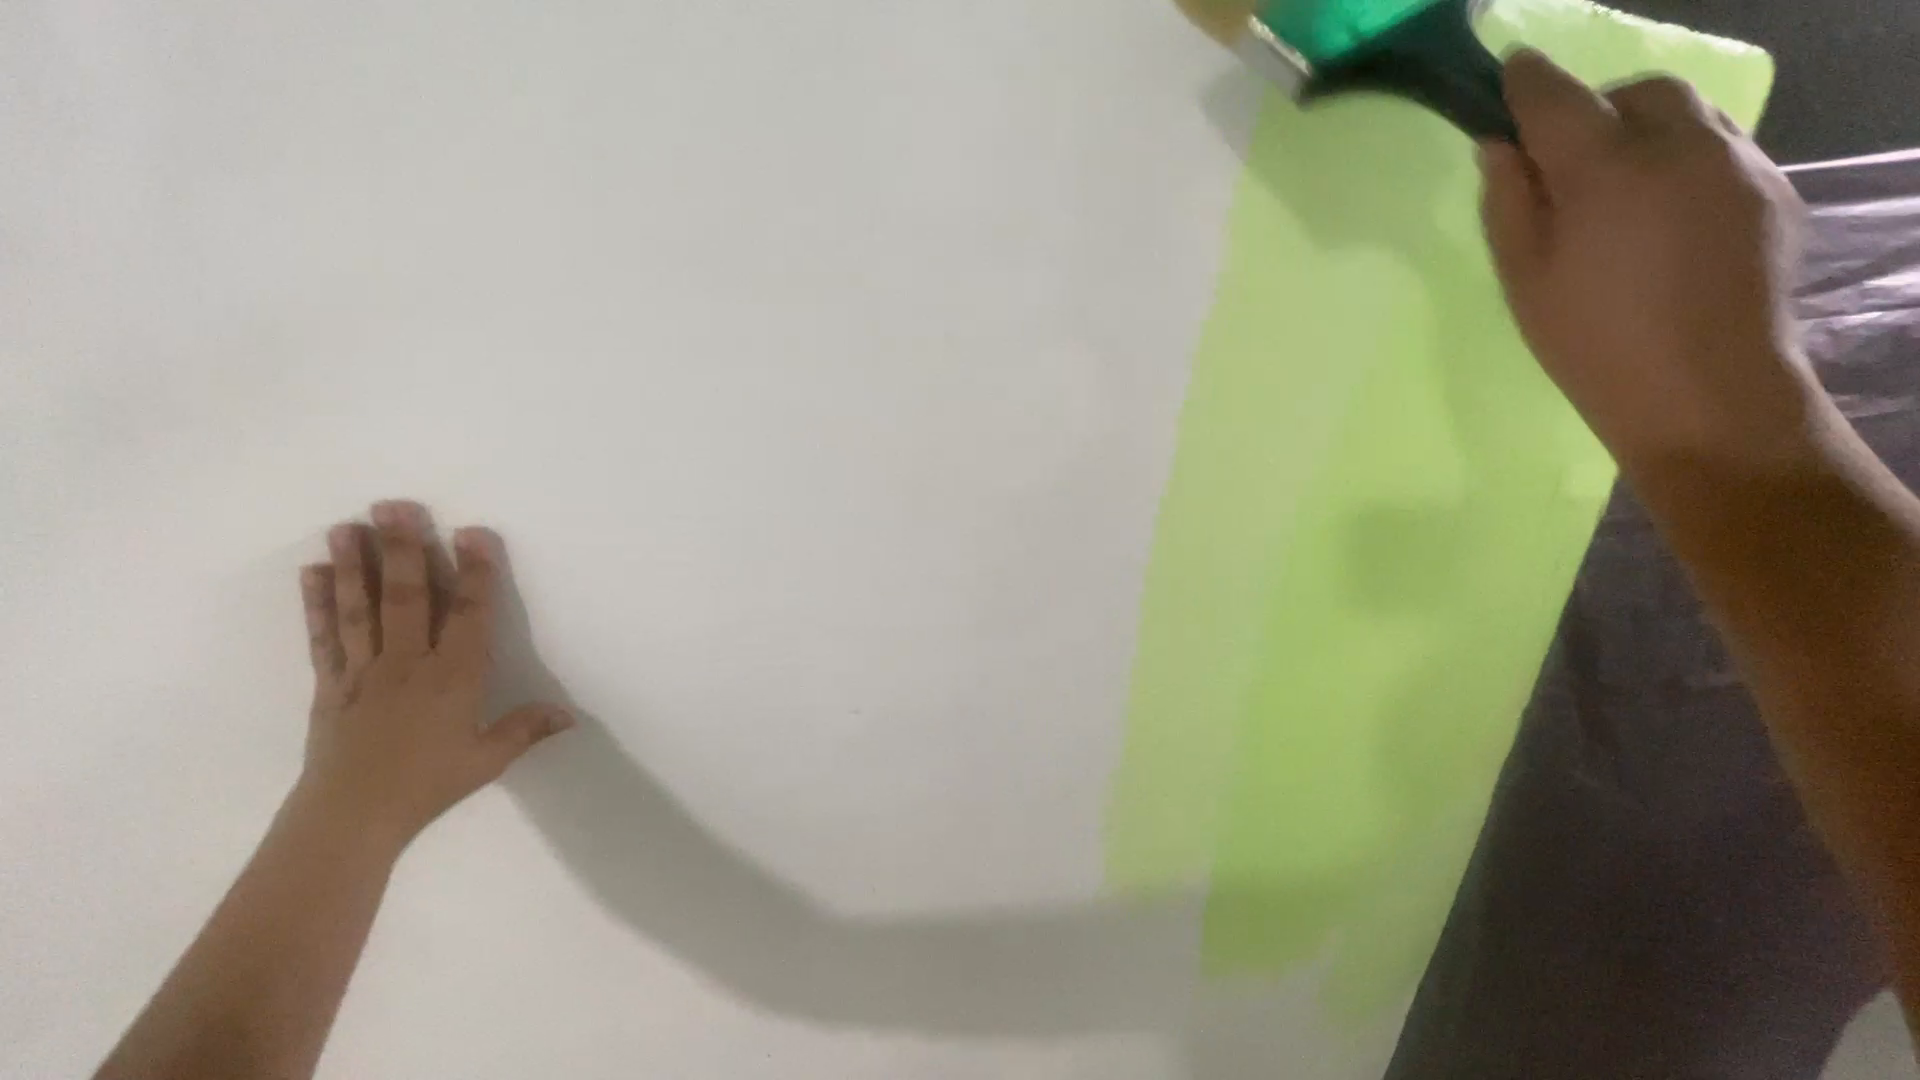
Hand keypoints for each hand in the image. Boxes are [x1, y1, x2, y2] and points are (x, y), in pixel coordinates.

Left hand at [295, 501, 571, 847]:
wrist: (351, 818)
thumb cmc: (428, 785)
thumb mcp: (487, 759)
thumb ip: (526, 728)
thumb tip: (570, 715)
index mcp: (452, 678)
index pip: (468, 615)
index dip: (473, 572)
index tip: (473, 532)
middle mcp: (408, 664)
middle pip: (405, 598)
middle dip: (402, 549)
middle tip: (394, 505)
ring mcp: (364, 670)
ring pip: (360, 609)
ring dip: (354, 564)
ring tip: (347, 524)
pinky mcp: (331, 683)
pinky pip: (324, 637)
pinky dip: (318, 603)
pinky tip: (314, 570)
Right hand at [1479, 51, 1814, 472]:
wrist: (1702, 392)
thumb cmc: (1589, 341)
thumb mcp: (1523, 277)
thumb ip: (1508, 202)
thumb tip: (1501, 147)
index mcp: (1604, 168)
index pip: (1556, 98)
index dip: (1526, 82)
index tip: (1508, 73)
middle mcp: (1680, 145)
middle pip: (1636, 92)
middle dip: (1596, 108)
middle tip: (1563, 158)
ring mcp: (1736, 163)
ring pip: (1687, 113)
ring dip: (1643, 130)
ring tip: (1616, 187)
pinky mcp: (1770, 190)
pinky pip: (1719, 148)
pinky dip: (1681, 159)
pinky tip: (1661, 216)